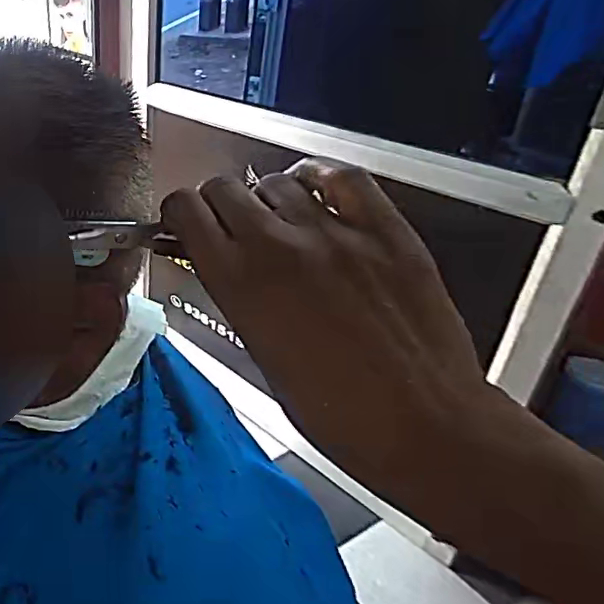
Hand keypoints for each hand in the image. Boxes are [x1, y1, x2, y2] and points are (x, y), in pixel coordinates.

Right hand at [160, 158, 515, 501]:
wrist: (423, 426)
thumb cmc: (335, 407)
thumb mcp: (253, 345)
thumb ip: (230, 291)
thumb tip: (216, 260)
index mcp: (235, 279)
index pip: (184, 207)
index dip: (179, 212)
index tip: (185, 221)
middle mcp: (277, 247)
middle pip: (223, 187)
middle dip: (217, 203)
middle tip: (228, 224)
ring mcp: (334, 235)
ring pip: (276, 181)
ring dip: (267, 198)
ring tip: (278, 221)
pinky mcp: (386, 234)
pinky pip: (343, 178)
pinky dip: (321, 178)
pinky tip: (315, 193)